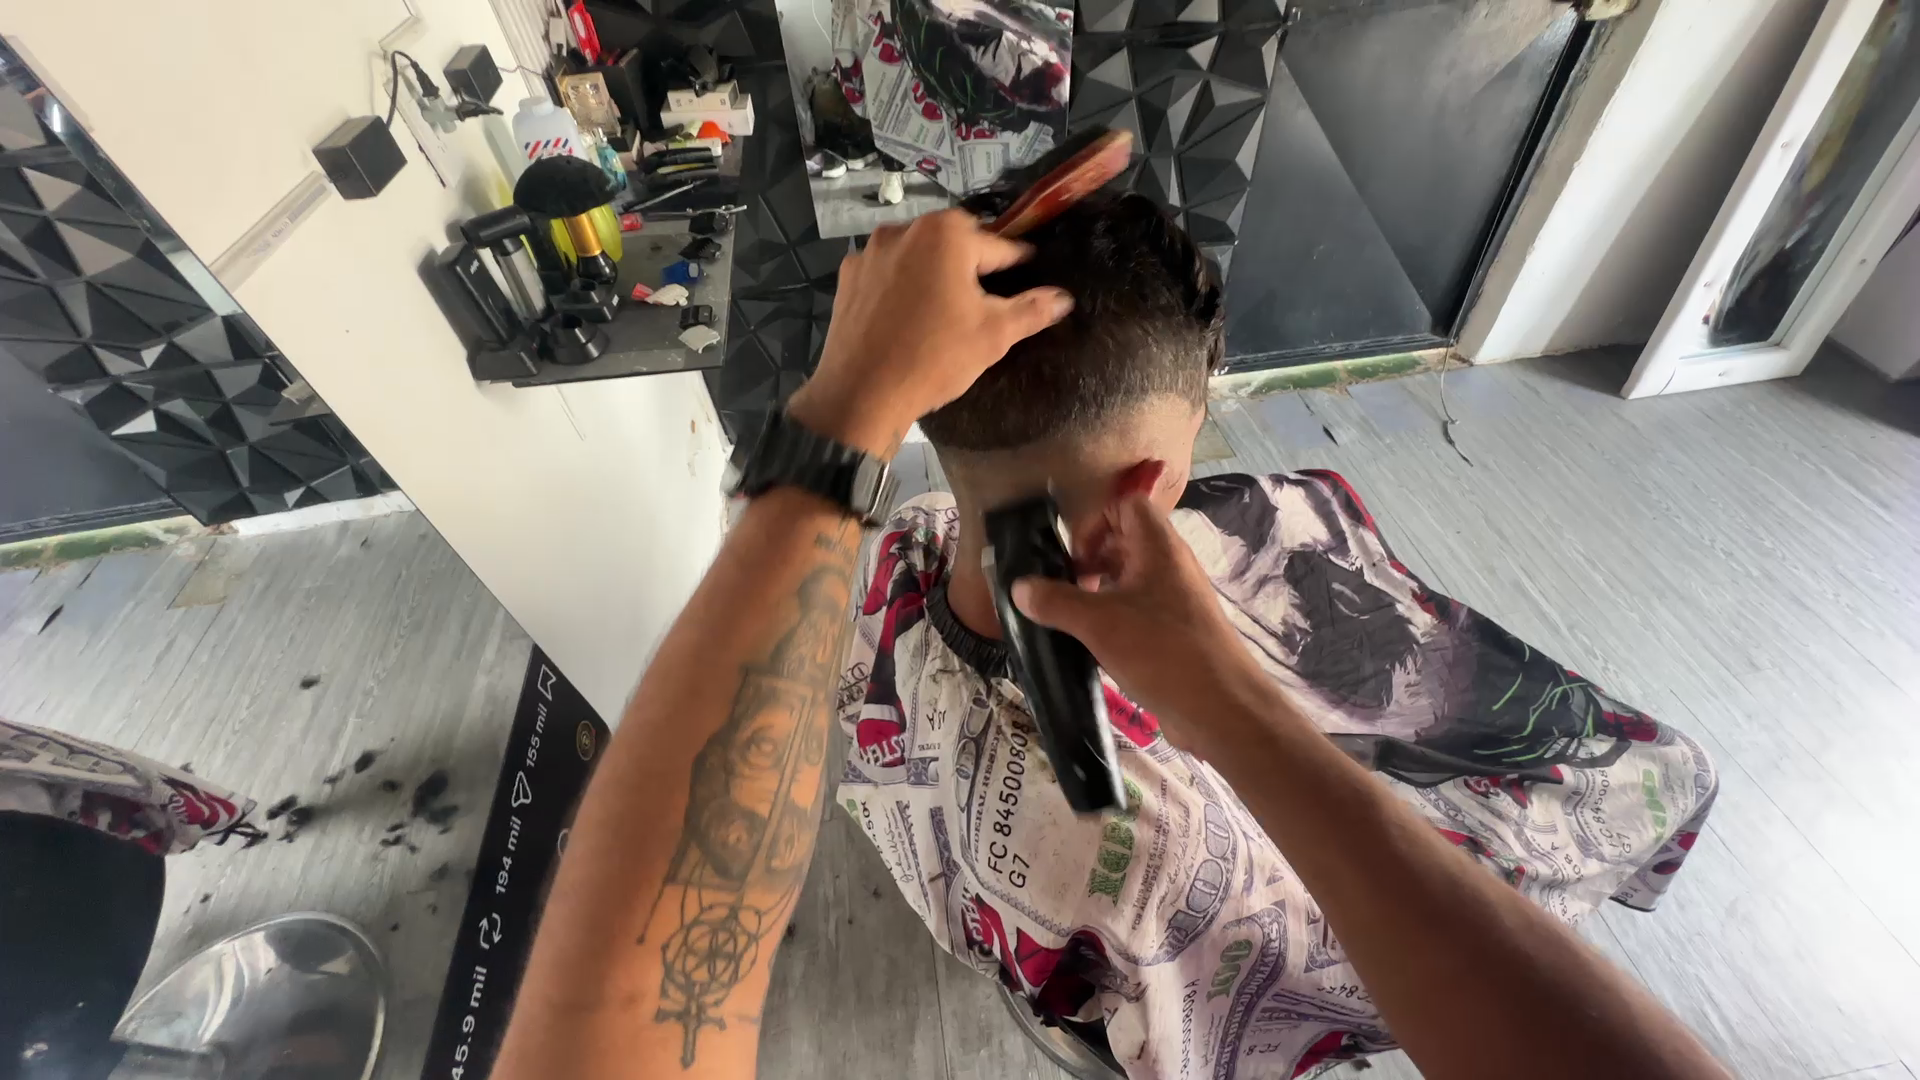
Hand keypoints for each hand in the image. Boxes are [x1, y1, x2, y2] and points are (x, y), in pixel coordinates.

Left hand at [786, 209, 1073, 457]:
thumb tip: (1064, 298)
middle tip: (984, 298)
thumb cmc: (934, 358)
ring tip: (944, 309)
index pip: (998, 246)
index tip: (1028, 271)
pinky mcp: (848, 278)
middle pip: (953, 244)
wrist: (862, 393)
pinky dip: (902, 288)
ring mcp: (870, 252)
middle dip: (971, 266)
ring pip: (917, 257)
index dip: (1017, 263)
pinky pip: (887, 274)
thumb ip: (1032, 310)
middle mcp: (905, 230)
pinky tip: (908, 318)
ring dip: (934, 274)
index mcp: (946, 235)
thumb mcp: (993, 336)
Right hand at [1011, 495, 1272, 754]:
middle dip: (1089, 560)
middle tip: (1064, 590)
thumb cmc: (1161, 651)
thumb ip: (1054, 601)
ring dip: (1097, 592)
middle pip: (1124, 542)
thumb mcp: (1097, 622)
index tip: (1073, 558)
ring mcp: (1175, 601)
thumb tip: (1018, 587)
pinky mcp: (1175, 633)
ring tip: (1072, 620)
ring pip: (1129, 579)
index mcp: (1158, 548)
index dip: (1095, 522)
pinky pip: (1137, 611)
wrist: (1221, 708)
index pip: (1126, 506)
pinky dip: (1112, 619)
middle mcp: (1169, 567)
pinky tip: (1093, 646)